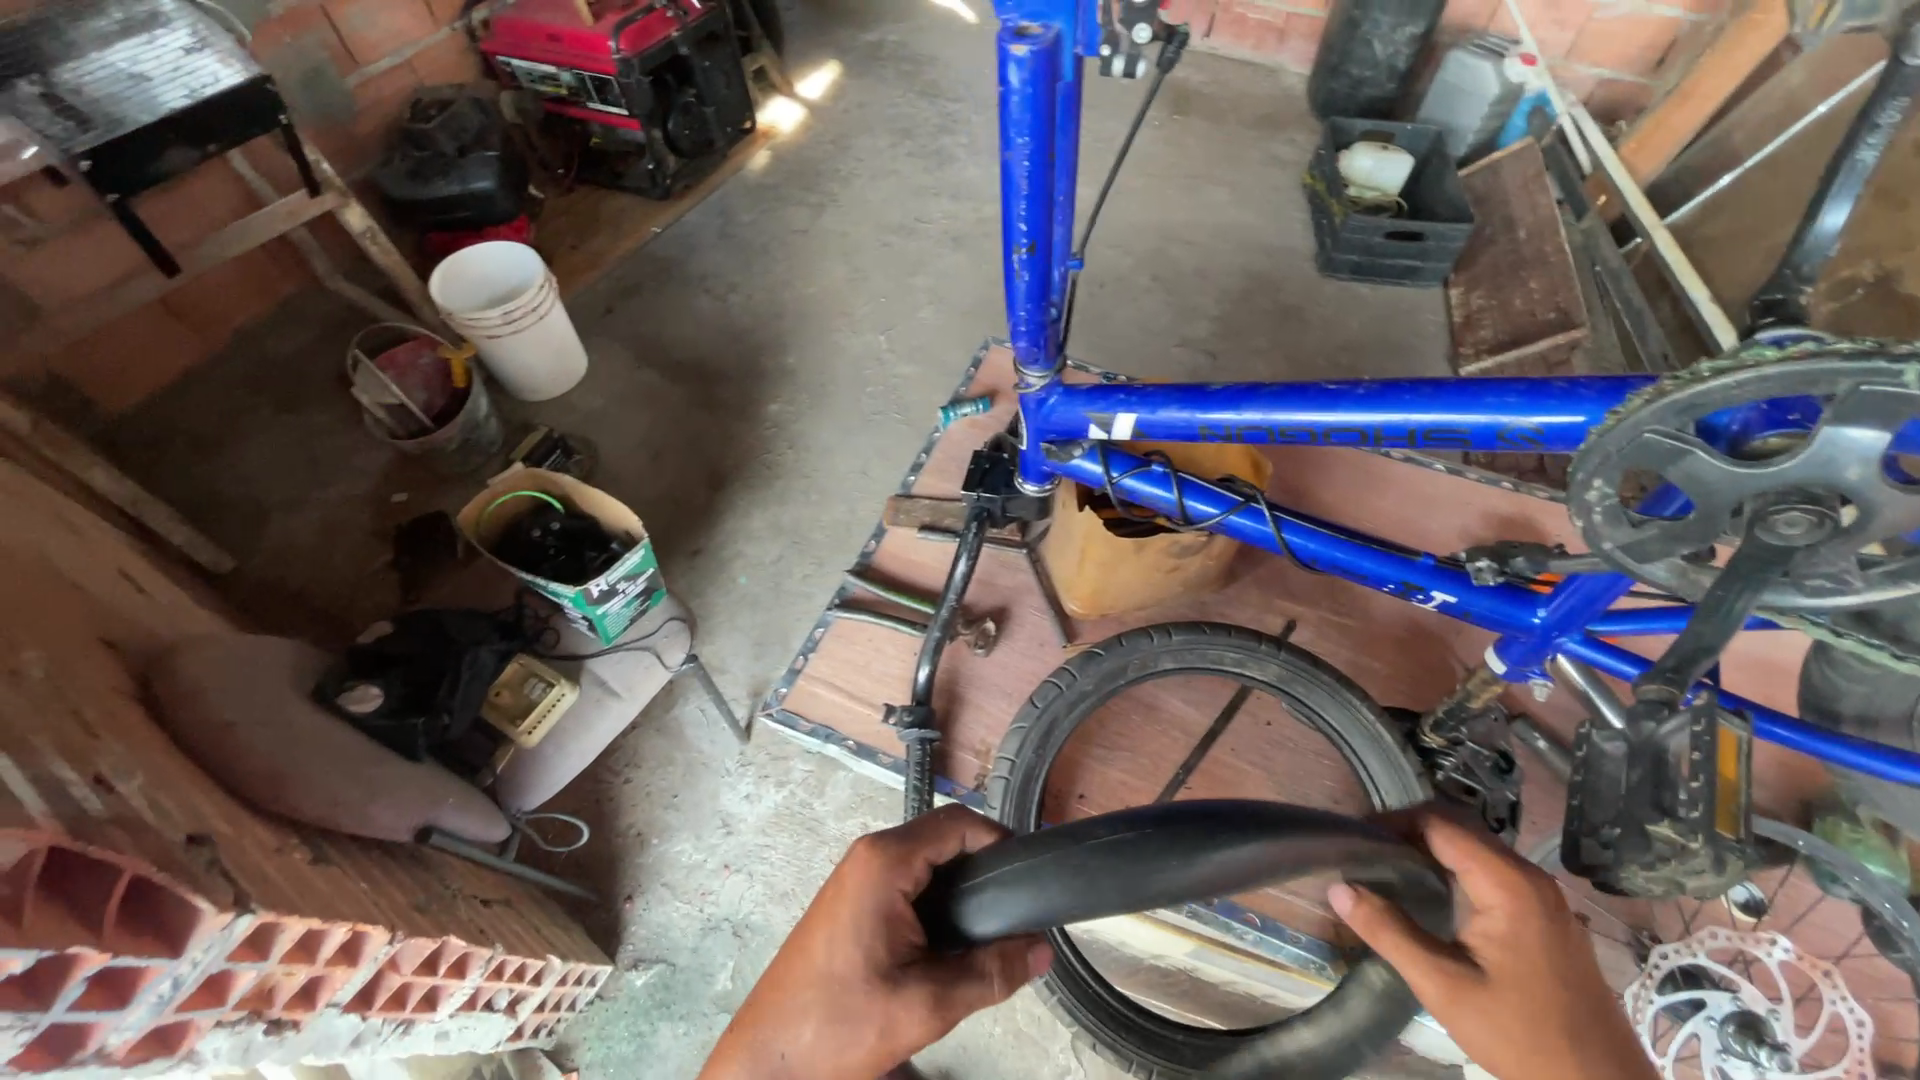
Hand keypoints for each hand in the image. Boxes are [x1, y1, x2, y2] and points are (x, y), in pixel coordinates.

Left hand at [699, 804, 1052, 1079]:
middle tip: (1016, 915)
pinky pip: (909, 884)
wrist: (769, 1058)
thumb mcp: (926, 1005)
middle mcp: (870, 855)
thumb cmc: (838, 1024)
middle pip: (945, 839)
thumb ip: (991, 974)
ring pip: (928, 863)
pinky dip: (937, 903)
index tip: (1030, 877)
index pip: (959, 822)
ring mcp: (858, 876)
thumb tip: (1042, 951)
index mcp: (885, 862)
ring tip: (991, 935)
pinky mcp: (854, 901)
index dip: (1001, 841)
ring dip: (962, 890)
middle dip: (985, 870)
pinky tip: (952, 944)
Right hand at [1327, 808, 1657, 1079]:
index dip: (1393, 822)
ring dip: (1434, 849)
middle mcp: (1531, 878)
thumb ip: (1388, 931)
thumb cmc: (1520, 1035)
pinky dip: (1459, 869)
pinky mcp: (1550, 918)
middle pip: (1461, 829)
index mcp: (1508, 884)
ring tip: (1391, 869)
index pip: (1440, 824)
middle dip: (1410, 831)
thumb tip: (1338, 888)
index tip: (1357, 838)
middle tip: (1367, 851)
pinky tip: (1435, 896)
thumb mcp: (1442, 986)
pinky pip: (1496, 872)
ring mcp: (1546, 898)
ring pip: (1480, 850)